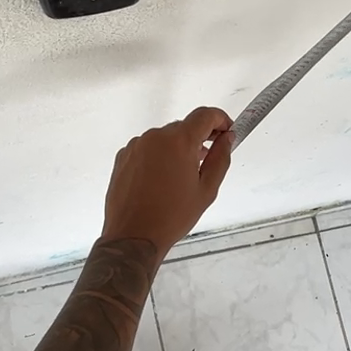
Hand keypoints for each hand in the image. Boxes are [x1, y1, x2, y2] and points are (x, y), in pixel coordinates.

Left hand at [99, 106, 233, 255]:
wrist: (134, 235)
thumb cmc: (169, 217)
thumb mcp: (207, 189)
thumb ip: (221, 158)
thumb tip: (226, 139)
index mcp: (179, 141)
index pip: (205, 115)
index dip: (221, 120)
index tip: (226, 129)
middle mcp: (155, 137)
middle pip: (184, 127)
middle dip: (199, 139)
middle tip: (207, 159)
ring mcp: (137, 146)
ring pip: (165, 138)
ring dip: (177, 150)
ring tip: (182, 178)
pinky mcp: (124, 156)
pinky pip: (148, 149)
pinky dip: (158, 157)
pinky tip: (162, 181)